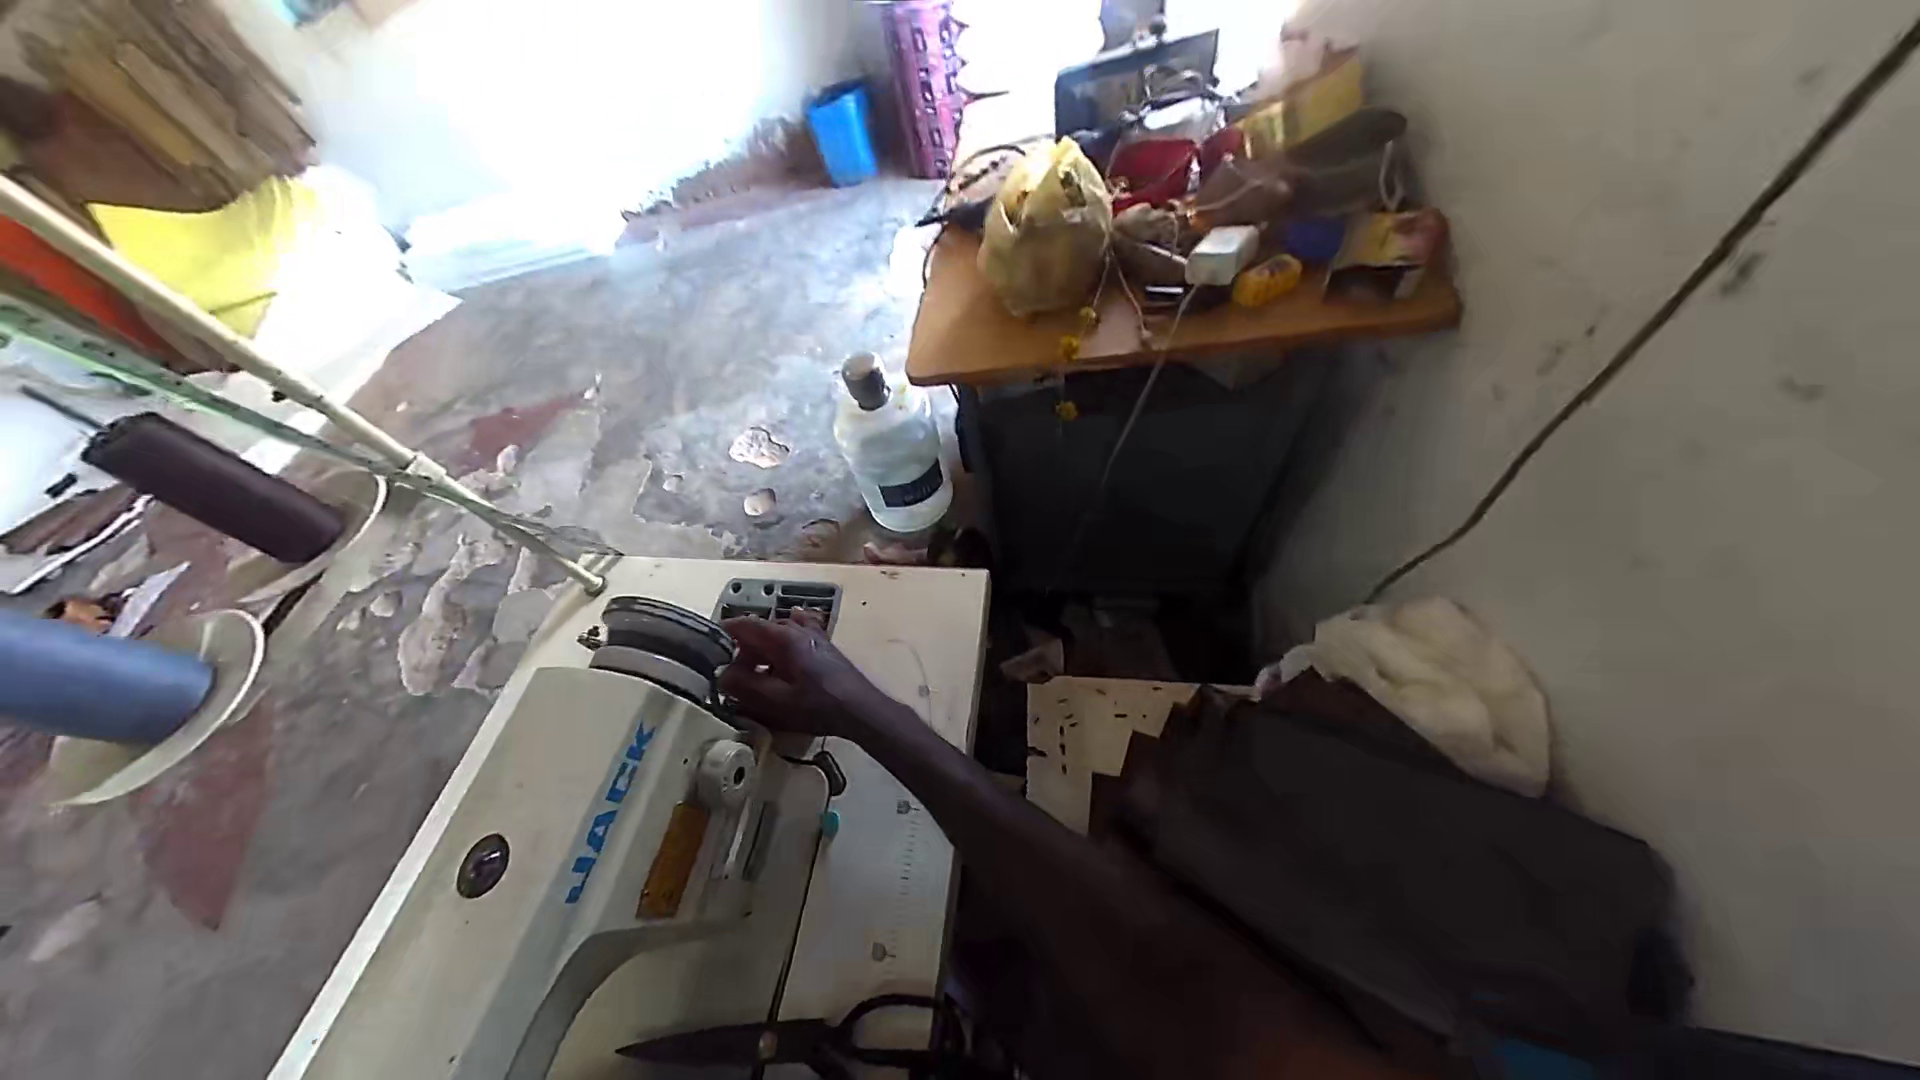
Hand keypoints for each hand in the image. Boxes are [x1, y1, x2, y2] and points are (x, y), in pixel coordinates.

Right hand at [720, 610, 893, 739]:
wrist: (860, 708)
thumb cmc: (818, 705)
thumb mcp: (776, 700)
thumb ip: (746, 686)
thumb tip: (723, 675)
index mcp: (784, 637)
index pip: (747, 625)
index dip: (726, 632)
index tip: (712, 645)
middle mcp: (799, 629)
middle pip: (763, 629)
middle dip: (746, 648)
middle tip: (736, 673)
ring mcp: (815, 635)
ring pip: (781, 632)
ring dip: (765, 648)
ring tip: (759, 671)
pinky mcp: (825, 646)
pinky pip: (799, 635)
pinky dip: (785, 644)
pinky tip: (783, 656)